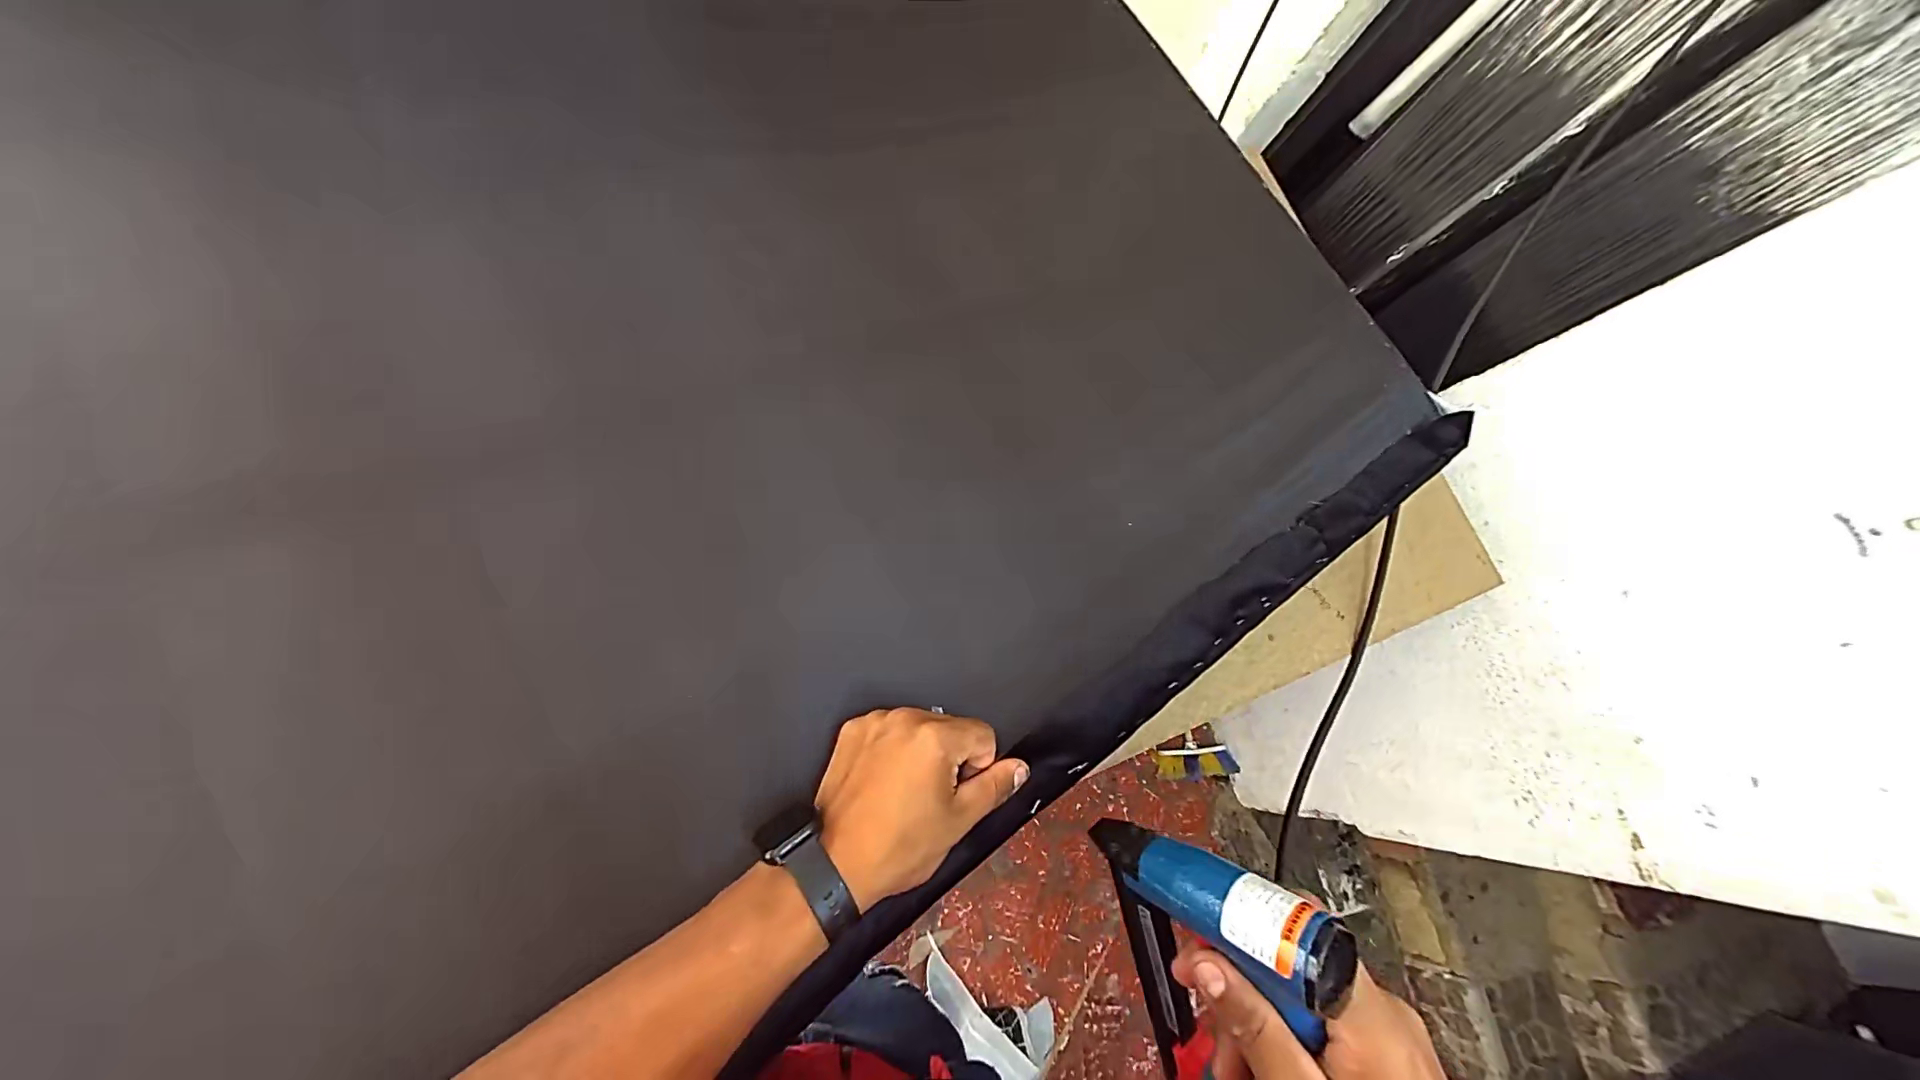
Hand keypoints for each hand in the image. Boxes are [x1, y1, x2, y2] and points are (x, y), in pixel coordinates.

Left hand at [813, 708, 1029, 911]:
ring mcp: (874, 723)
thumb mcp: (958, 821)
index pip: (983, 734)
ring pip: (919, 728)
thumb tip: (1017, 768)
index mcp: (934, 737)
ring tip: (903, 793)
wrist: (838, 864)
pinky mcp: (852, 731)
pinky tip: (883, 783)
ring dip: (920, 752)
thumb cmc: (895, 847)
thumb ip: (994, 786)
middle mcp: (903, 720)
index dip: (977, 768)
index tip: (956, 792)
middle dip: (949, 758)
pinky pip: (889, 731)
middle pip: (950, 728)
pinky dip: (891, 750)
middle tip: (929, 798)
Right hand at [1172, 944, 1444, 1079]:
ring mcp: (1389, 1033)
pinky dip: (1286, 1037)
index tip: (1195, 927)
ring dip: (1255, 1019)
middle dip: (1239, 986)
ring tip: (1235, 1066)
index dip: (1238, 923)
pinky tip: (1264, 1068)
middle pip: (1289, 964)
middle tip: (1204, 1013)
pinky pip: (1321, 1022)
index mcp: (1373, 1017)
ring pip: (1299, 995)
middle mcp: (1385, 1012)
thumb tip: (1208, 964)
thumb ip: (1255, 1029)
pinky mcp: (1386, 1053)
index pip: (1294, 930)